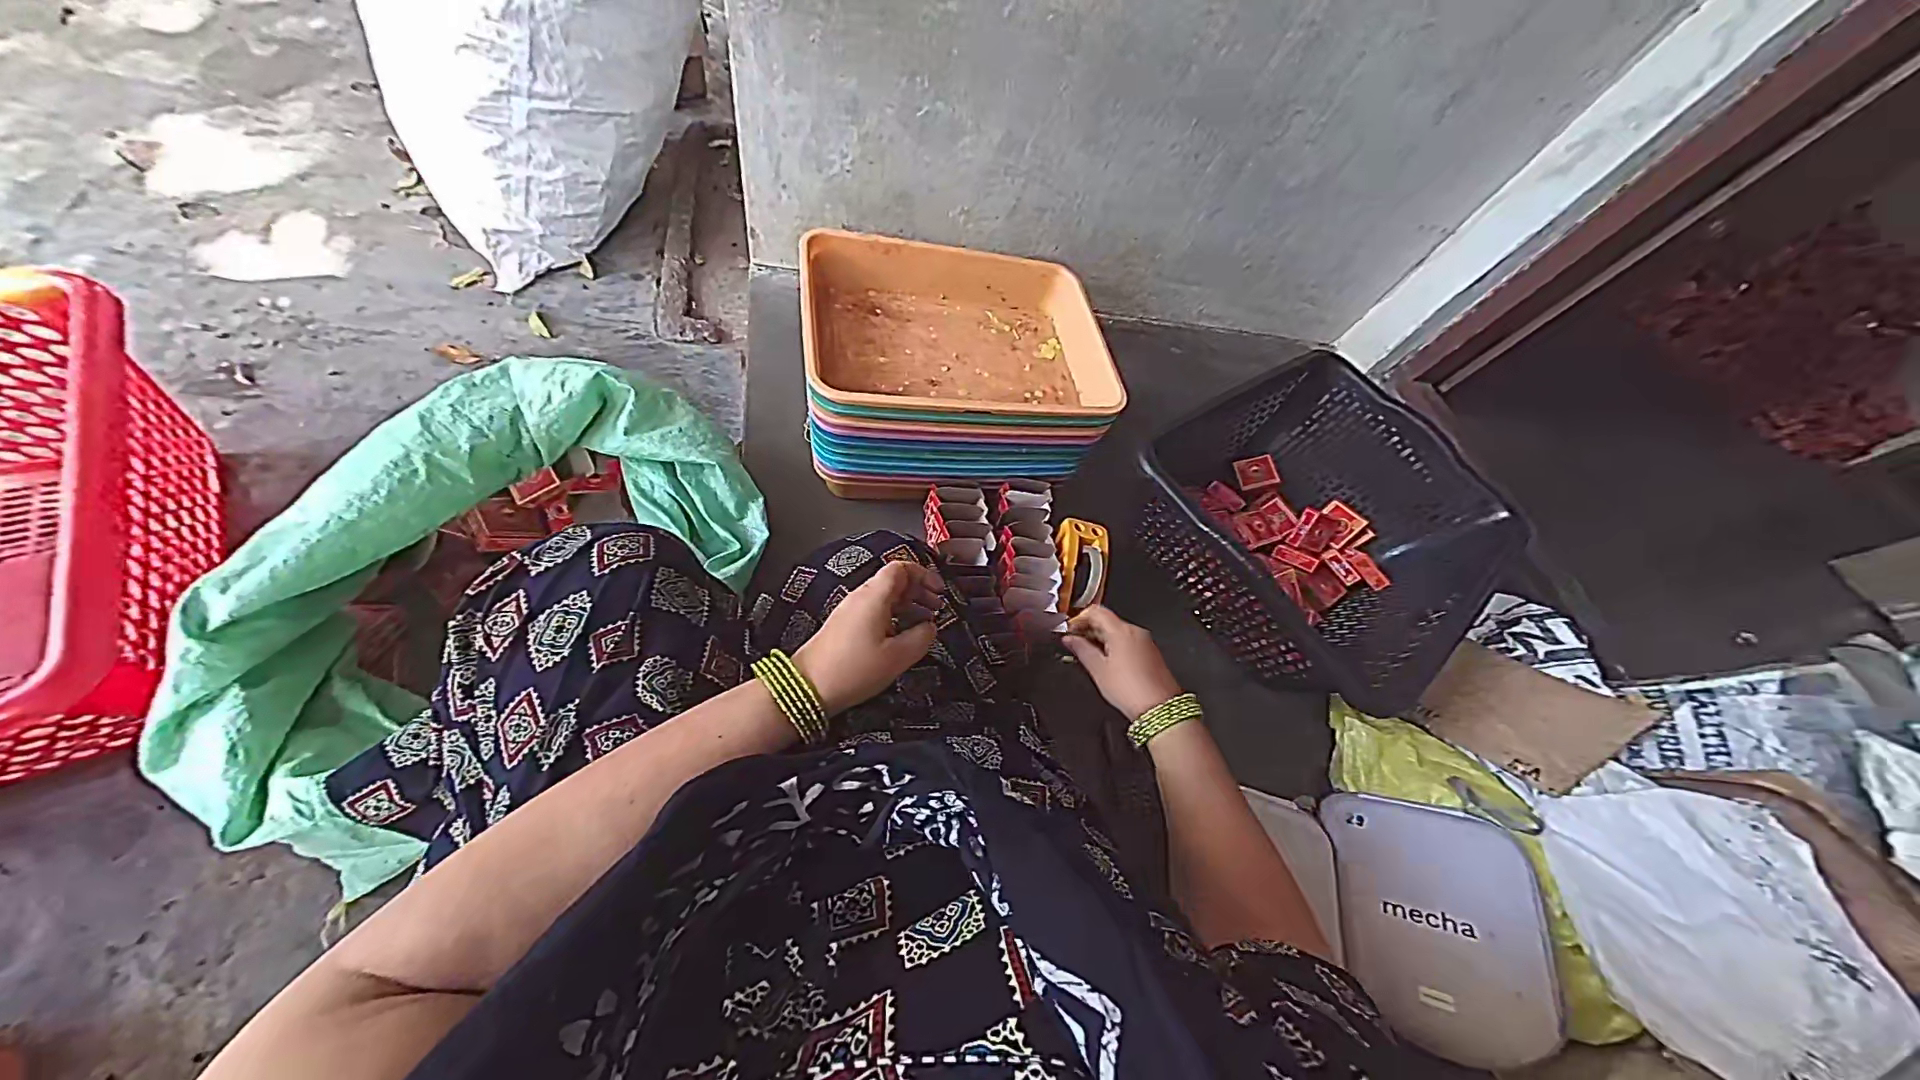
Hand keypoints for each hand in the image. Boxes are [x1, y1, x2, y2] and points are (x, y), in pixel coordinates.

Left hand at [793, 560, 942, 713]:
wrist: (808, 687)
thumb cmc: (853, 670)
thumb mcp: (898, 656)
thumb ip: (922, 637)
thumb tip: (931, 627)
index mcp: (874, 596)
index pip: (901, 568)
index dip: (924, 575)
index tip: (939, 591)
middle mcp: (860, 597)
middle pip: (894, 580)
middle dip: (919, 591)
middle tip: (936, 607)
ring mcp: (850, 611)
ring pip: (884, 596)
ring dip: (907, 604)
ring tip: (923, 622)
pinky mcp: (844, 626)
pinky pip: (874, 610)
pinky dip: (893, 616)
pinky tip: (901, 635)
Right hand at [1062, 605, 1183, 721]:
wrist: (1159, 708)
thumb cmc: (1132, 690)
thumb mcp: (1098, 669)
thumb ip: (1081, 649)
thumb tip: (1070, 639)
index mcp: (1122, 630)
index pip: (1096, 611)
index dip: (1079, 619)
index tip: (1070, 631)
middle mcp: (1136, 632)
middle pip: (1106, 620)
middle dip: (1088, 630)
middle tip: (1075, 644)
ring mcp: (1145, 642)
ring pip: (1117, 632)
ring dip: (1100, 640)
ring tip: (1089, 657)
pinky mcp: (1150, 653)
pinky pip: (1127, 642)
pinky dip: (1114, 647)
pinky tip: (1107, 664)